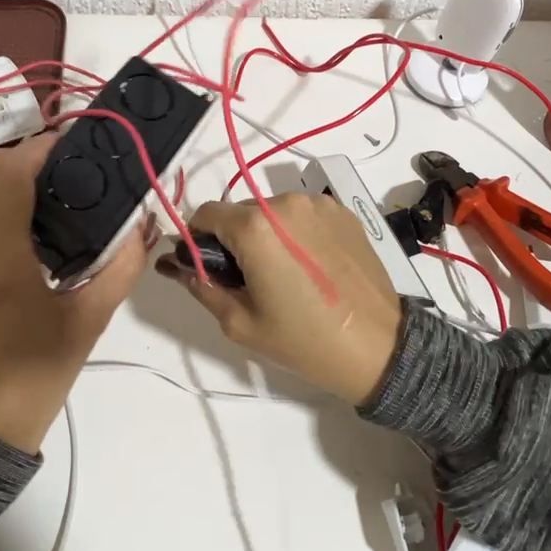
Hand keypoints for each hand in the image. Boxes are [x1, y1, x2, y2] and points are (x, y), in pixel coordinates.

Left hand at [0, 134, 149, 452]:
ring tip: (33, 192)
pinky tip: (10, 229)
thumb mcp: (91, 319)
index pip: (6, 176)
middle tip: (51, 165)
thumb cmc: (39, 373)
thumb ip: (123, 265)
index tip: (66, 143)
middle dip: (12, 154)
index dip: (36, 149)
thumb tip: (145, 223)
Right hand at [157, 194, 401, 404]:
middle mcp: (286, 203)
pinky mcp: (343, 212)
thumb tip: (174, 264)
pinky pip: (302, 216)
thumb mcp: (240, 322)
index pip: (205, 215)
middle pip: (240, 212)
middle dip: (233, 240)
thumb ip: (202, 285)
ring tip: (284, 276)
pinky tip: (310, 268)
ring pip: (272, 212)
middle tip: (246, 281)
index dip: (197, 240)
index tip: (207, 268)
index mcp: (256, 227)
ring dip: (266, 236)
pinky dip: (296, 234)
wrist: (377, 347)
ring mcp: (319, 204)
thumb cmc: (303, 340)